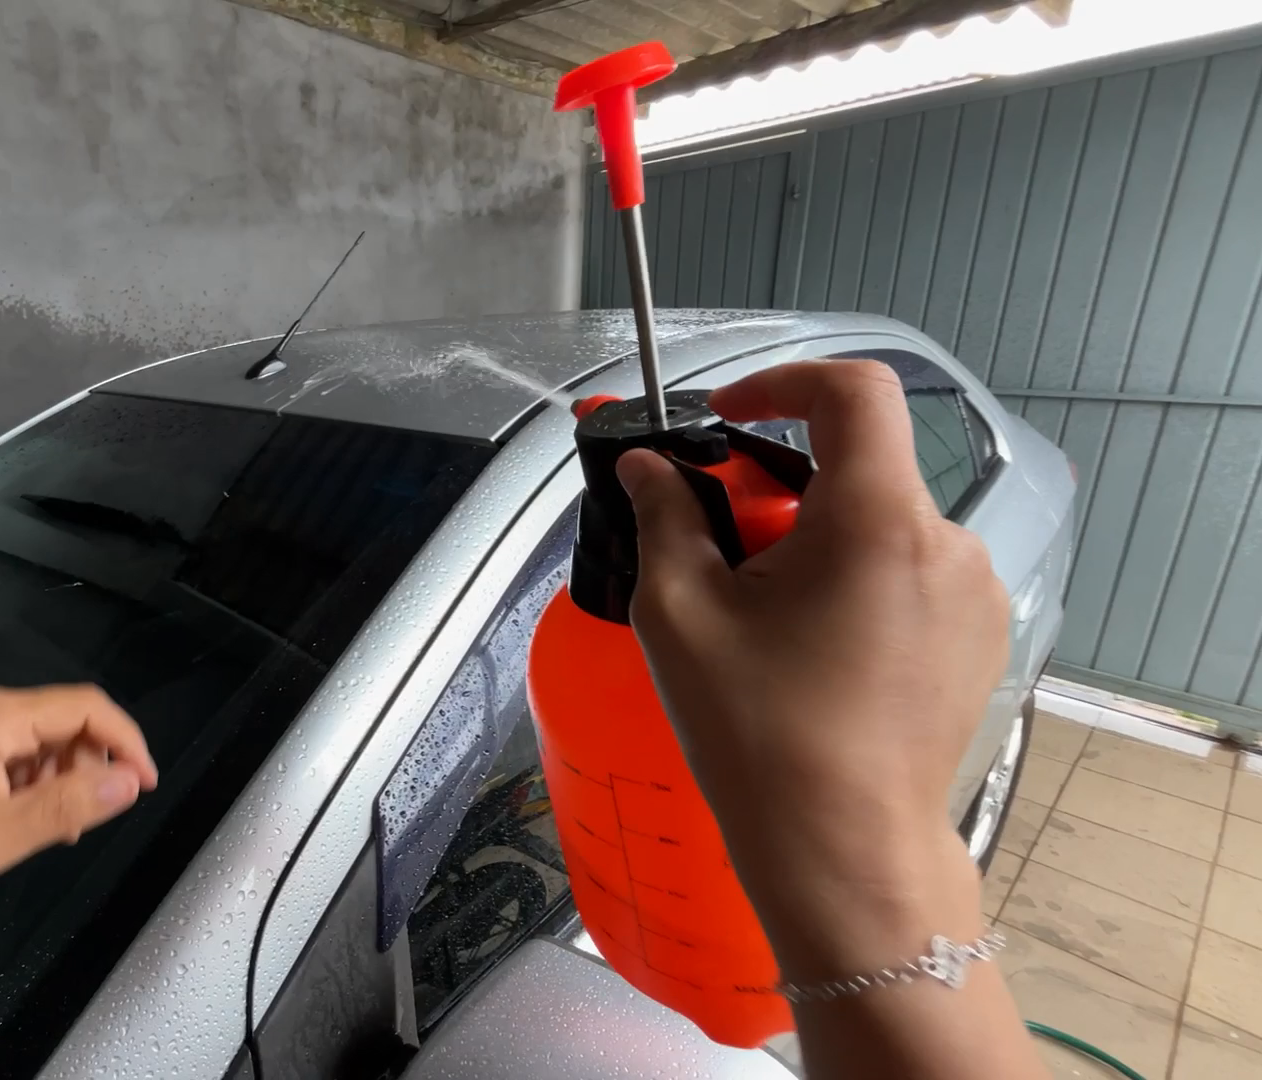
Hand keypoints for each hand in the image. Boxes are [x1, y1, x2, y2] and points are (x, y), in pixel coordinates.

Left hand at [0, 684, 158, 920]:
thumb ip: (68, 806)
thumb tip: (129, 782)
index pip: (86, 708)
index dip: (125, 741)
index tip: (146, 784)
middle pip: (68, 720)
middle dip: (94, 764)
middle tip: (97, 814)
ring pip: (48, 740)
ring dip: (67, 778)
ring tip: (60, 828)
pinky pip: (22, 755)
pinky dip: (41, 784)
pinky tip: (32, 821)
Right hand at [617, 360, 1007, 972]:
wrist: (838, 844)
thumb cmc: (749, 721)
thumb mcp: (677, 608)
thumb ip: (662, 515)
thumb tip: (644, 465)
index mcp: (874, 522)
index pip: (852, 393)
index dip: (779, 382)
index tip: (722, 417)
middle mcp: (944, 542)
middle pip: (851, 466)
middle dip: (769, 486)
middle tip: (711, 550)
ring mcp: (973, 590)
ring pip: (871, 520)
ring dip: (801, 534)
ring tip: (749, 609)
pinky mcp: (975, 633)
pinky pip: (899, 566)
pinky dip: (840, 571)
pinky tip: (801, 640)